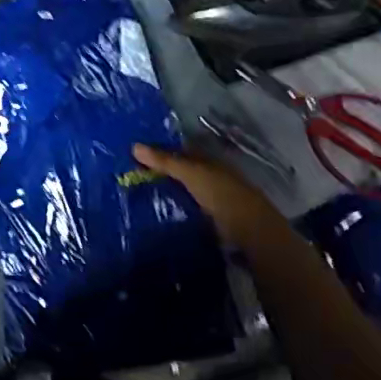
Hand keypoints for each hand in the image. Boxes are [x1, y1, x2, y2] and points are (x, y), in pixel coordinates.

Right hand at [132, 144, 284, 246]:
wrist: (251, 233)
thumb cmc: (222, 195)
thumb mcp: (191, 174)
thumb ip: (164, 161)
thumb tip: (133, 146)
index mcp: (209, 161)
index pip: (180, 150)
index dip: (159, 149)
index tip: (134, 153)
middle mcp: (211, 176)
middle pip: (180, 170)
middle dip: (158, 171)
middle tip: (129, 174)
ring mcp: (211, 199)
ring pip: (182, 190)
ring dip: (164, 191)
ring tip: (136, 193)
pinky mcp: (210, 219)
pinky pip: (184, 208)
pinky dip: (170, 208)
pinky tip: (154, 211)